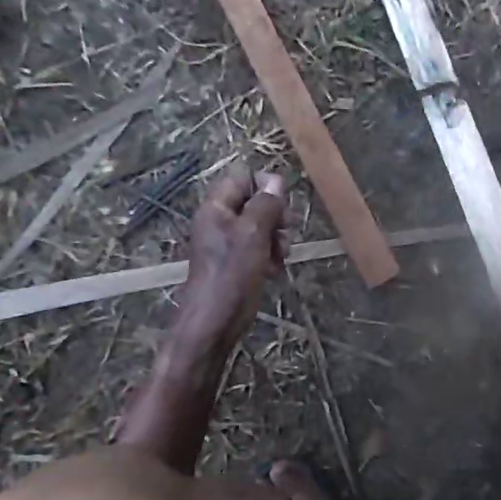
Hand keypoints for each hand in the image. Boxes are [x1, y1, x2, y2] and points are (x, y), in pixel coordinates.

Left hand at [170, 164, 288, 358]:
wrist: (215, 321)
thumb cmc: (231, 274)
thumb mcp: (253, 234)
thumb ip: (265, 205)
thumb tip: (277, 180)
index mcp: (216, 208)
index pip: (242, 178)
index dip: (265, 186)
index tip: (282, 203)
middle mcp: (221, 221)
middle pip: (255, 202)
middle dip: (276, 215)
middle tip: (285, 231)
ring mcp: (230, 243)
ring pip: (262, 226)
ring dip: (277, 237)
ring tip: (281, 255)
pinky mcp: (239, 263)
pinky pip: (260, 248)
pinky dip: (271, 254)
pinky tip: (275, 269)